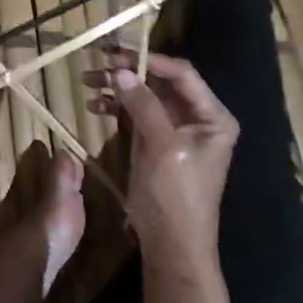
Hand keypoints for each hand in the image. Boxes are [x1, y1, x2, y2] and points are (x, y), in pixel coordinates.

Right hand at [85, 49, 238, 262]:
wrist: (172, 249)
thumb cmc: (175, 196)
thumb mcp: (161, 147)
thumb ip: (143, 105)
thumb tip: (122, 72)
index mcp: (212, 116)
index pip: (183, 75)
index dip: (152, 60)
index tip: (119, 54)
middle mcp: (199, 118)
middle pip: (162, 84)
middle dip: (130, 73)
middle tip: (98, 64)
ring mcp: (177, 132)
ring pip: (147, 98)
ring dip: (120, 89)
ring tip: (90, 83)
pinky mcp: (159, 145)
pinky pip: (139, 117)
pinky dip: (119, 109)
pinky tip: (96, 106)